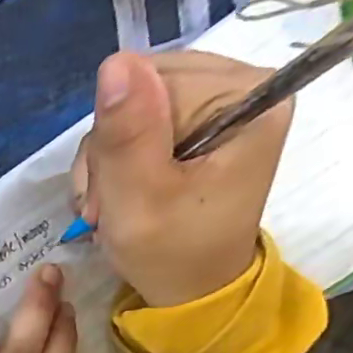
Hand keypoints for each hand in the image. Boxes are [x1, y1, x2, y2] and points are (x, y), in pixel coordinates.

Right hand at [70, 51, 291, 306]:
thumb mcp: (139, 199)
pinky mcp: (196, 124)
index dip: (118, 132)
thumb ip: (127, 134)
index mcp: (249, 99)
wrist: (190, 290)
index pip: (152, 82)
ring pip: (128, 109)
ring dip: (103, 161)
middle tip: (107, 201)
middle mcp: (241, 88)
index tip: (111, 189)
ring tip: (109, 204)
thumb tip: (114, 63)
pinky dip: (111, 163)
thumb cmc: (171, 252)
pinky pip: (134, 123)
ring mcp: (218, 105)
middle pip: (140, 90)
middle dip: (108, 149)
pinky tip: (115, 193)